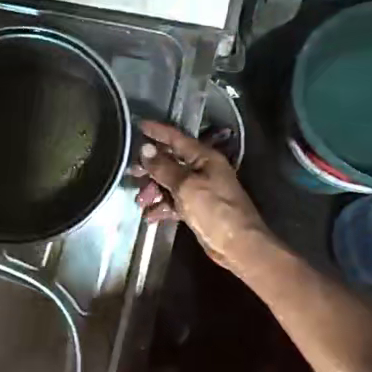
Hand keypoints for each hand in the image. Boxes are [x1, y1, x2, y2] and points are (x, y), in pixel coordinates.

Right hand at [133, 120, 272, 272]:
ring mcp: (201, 190)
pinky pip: (175, 202)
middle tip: (132, 171)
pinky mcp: (199, 209)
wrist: (239, 246)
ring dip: (155, 190)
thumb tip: (145, 149)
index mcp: (205, 158)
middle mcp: (203, 170)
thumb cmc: (215, 211)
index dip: (157, 132)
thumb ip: (164, 167)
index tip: (138, 126)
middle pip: (172, 161)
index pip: (177, 138)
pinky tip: (150, 216)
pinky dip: (163, 207)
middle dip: (151, 167)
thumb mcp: (186, 186)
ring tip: (140, 201)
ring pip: (171, 183)